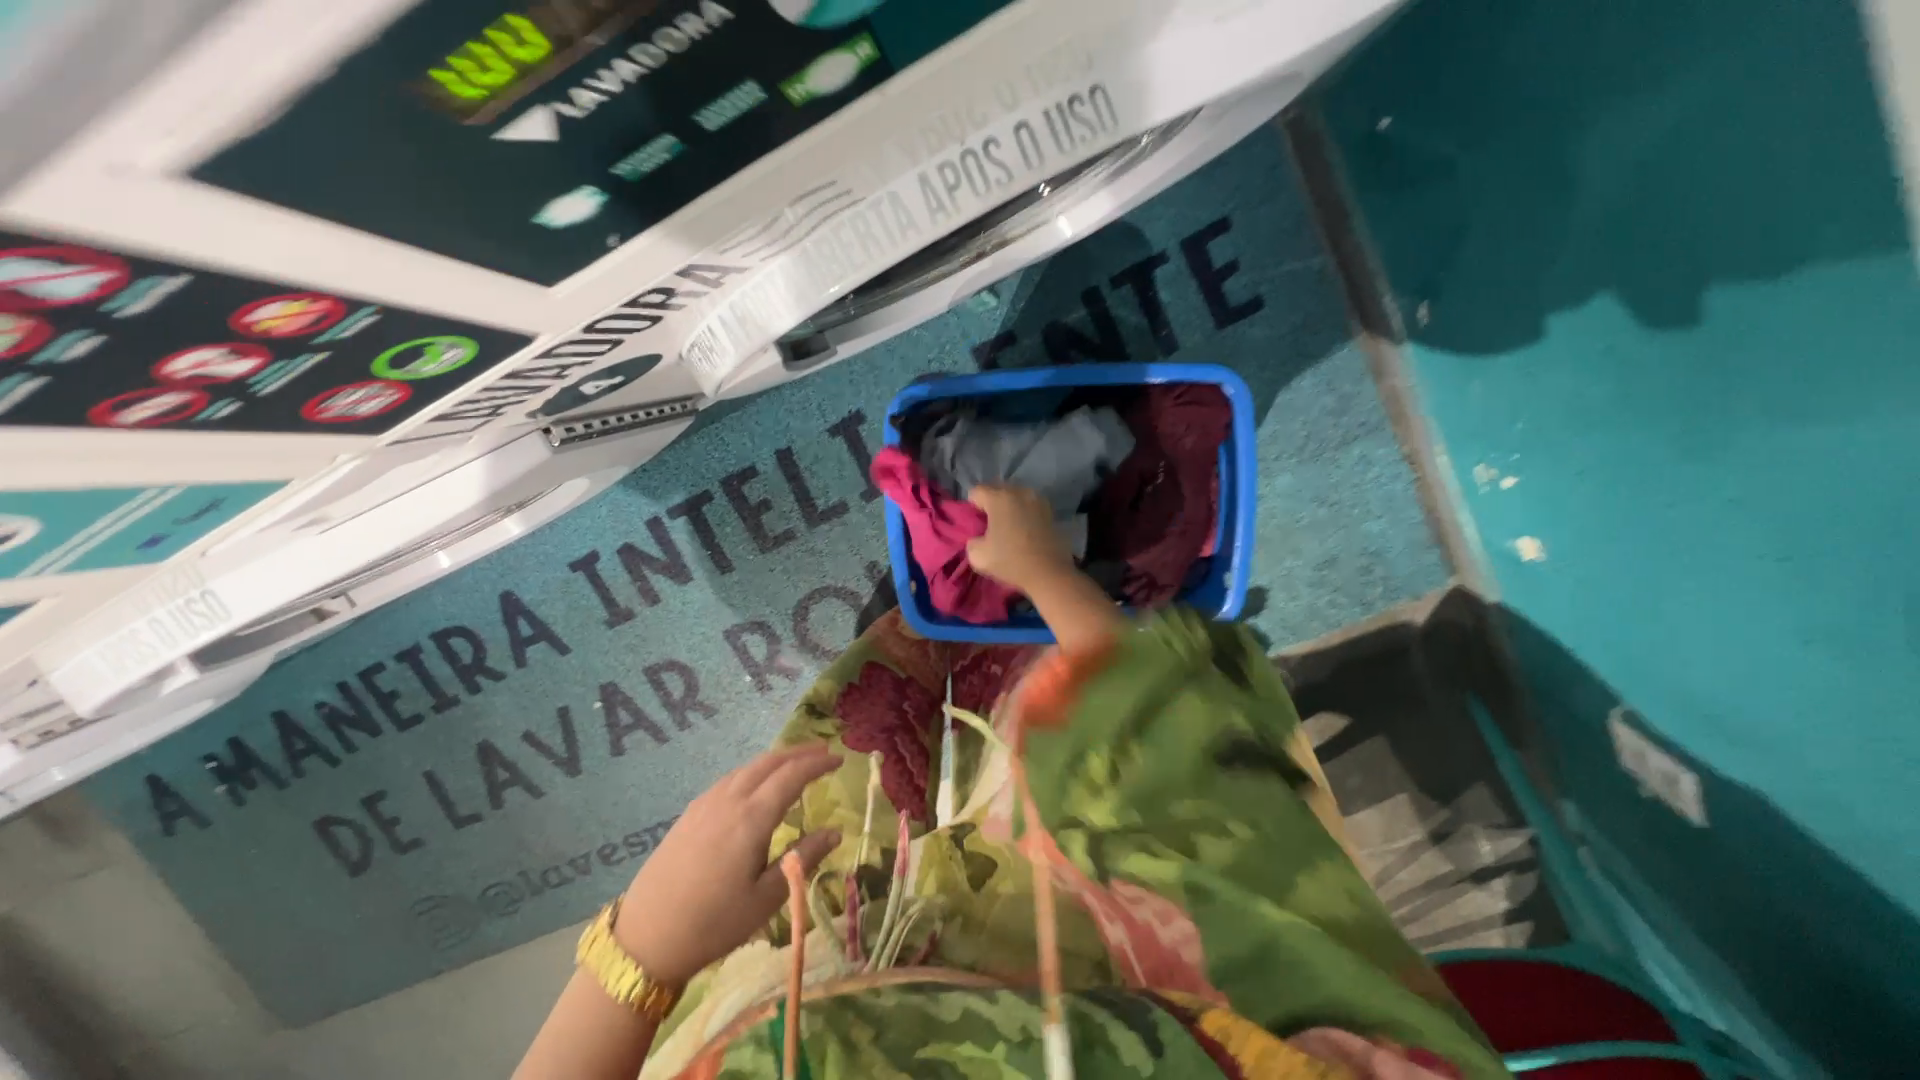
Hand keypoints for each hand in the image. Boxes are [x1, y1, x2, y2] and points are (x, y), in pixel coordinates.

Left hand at [615, 744, 841, 985]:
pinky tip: (755, 786)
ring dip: (774, 760)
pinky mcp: (688, 816)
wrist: (646, 938)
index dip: (818, 765)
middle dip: (798, 753)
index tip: (840, 760)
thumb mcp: (766, 898)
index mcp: (751, 818)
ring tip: (794, 765)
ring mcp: (704, 806)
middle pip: (768, 763)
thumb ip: (802, 859)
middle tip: (823, 753)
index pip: (791, 776)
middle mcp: (728, 801)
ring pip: (745, 769)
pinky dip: (751, 773)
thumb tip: (834, 832)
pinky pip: (728, 780)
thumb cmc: (714, 924)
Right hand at [966, 485, 1073, 591]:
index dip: (972, 509)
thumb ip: (971, 540)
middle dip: (990, 504)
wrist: (1050, 574)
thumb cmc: (1011, 562)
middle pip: (997, 490)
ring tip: (1009, 528)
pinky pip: (1029, 505)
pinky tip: (1025, 530)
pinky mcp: (1051, 511)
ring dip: (1009, 507)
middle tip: (990, 526)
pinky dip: (1024, 513)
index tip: (977, 526)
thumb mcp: (977, 556)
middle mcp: (1020, 492)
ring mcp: (1038, 500)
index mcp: (999, 498)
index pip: (976, 492)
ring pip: (1015, 496)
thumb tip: (979, 537)